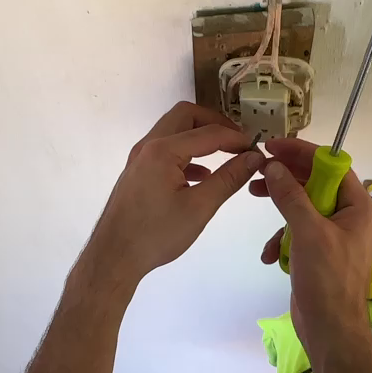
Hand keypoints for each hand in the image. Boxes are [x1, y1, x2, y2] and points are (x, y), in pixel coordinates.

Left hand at [82, 103, 265, 285]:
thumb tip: (254, 158)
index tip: (257, 150)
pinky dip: (187, 154)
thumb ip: (229, 179)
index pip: (209, 132)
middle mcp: (148, 145)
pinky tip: (203, 175)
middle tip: (238, 142)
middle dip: (215, 124)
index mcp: (163, 150)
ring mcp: (140, 157)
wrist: (114, 256)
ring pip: (174, 131)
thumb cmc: (157, 234)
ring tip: (226, 156)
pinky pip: (166, 150)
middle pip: (186, 116)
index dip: (237, 139)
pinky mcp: (138, 171)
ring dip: (200, 137)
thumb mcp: (199, 207)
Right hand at [250, 136, 371, 356]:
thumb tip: (274, 168)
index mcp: (358, 206)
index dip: (302, 152)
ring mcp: (333, 236)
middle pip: (315, 183)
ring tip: (255, 199)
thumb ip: (291, 197)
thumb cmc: (328, 280)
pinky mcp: (319, 254)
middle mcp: (349, 216)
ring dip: (280, 210)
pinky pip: (297, 233)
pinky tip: (271, 256)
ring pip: (302, 207)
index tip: (273, 146)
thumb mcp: (308, 233)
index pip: (332, 165)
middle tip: (258, 171)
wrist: (331, 330)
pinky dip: (281, 240)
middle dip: (286, 178)